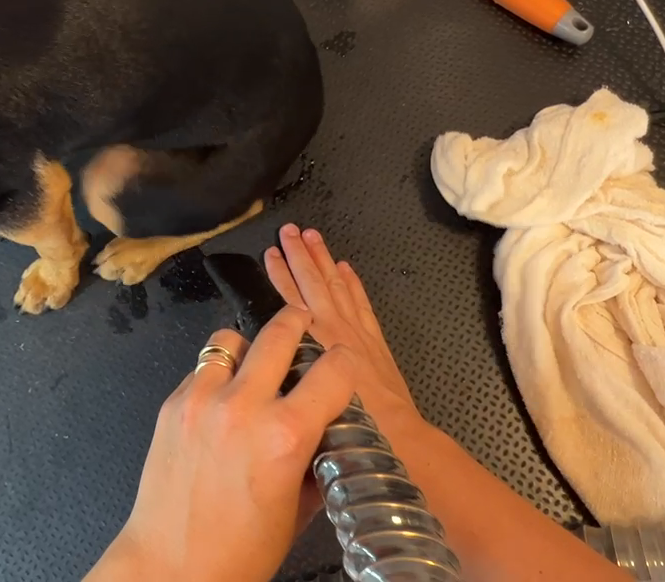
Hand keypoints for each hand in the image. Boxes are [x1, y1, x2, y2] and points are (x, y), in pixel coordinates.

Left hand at [87, 307, 355, 581]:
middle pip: (279, 332)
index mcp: (285, 436)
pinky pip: (202, 366)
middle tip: (303, 320)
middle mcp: (244, 406)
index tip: (343, 364)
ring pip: (231, 338)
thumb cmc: (241, 552)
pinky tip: (221, 399)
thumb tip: (326, 429)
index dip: (344, 364)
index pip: (332, 371)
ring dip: (249, 346)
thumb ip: (316, 461)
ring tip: (253, 365)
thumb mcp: (297, 510)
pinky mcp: (174, 401)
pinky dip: (217, 373)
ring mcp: (203, 398)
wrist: (170, 567)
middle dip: (297, 321)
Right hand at [265, 223, 424, 439]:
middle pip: (313, 282)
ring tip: (313, 236)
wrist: (398, 435)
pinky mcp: (375, 339)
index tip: (270, 252)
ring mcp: (357, 331)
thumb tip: (265, 366)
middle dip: (300, 254)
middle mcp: (334, 329)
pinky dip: (353, 283)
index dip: (280, 274)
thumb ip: (287, 377)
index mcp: (314, 343)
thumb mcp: (306, 403)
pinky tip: (346, 267)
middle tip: (290, 229)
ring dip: (324, 259)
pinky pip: (361, 302)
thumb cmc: (348, 429)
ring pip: (336, 285)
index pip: (292, 299)